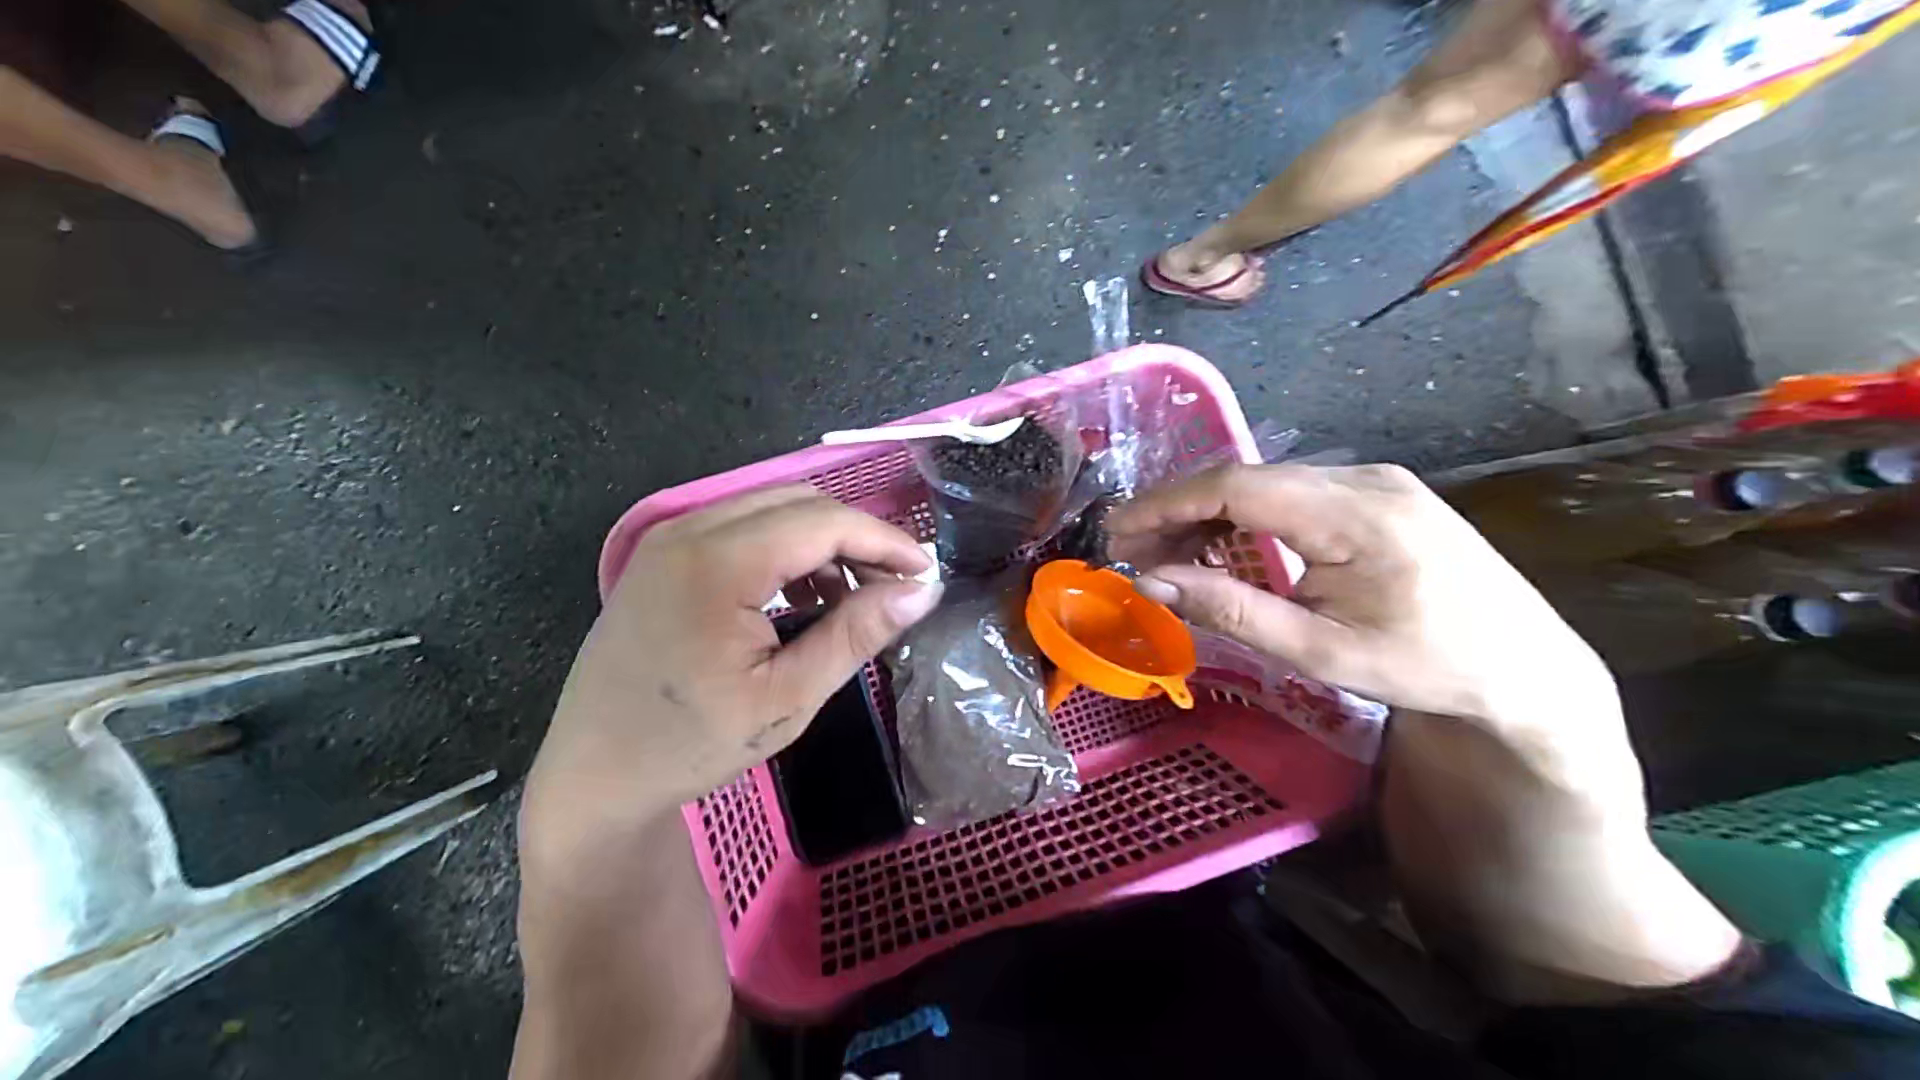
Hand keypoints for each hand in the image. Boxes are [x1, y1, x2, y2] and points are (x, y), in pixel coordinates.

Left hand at [523, 486, 940, 856]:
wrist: (593, 773)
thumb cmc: (691, 743)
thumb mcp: (788, 697)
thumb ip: (856, 633)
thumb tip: (923, 590)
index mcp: (717, 563)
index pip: (823, 522)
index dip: (884, 540)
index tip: (926, 572)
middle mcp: (688, 530)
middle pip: (800, 503)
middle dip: (856, 537)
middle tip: (892, 587)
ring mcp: (669, 537)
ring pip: (773, 508)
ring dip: (822, 540)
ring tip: (850, 596)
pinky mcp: (664, 553)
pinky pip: (743, 525)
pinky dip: (786, 547)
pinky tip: (802, 594)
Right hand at [1111, 465, 1742, 998]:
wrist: (1525, 668)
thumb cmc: (1425, 666)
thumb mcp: (1320, 651)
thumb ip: (1232, 610)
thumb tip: (1151, 581)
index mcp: (1356, 513)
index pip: (1236, 487)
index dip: (1166, 505)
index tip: (1117, 532)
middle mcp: (1363, 478)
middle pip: (1244, 480)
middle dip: (1178, 513)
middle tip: (1131, 554)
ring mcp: (1373, 481)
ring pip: (1263, 485)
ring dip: (1207, 517)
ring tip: (1167, 557)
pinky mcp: (1376, 494)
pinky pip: (1290, 495)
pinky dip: (1243, 520)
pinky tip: (1223, 550)